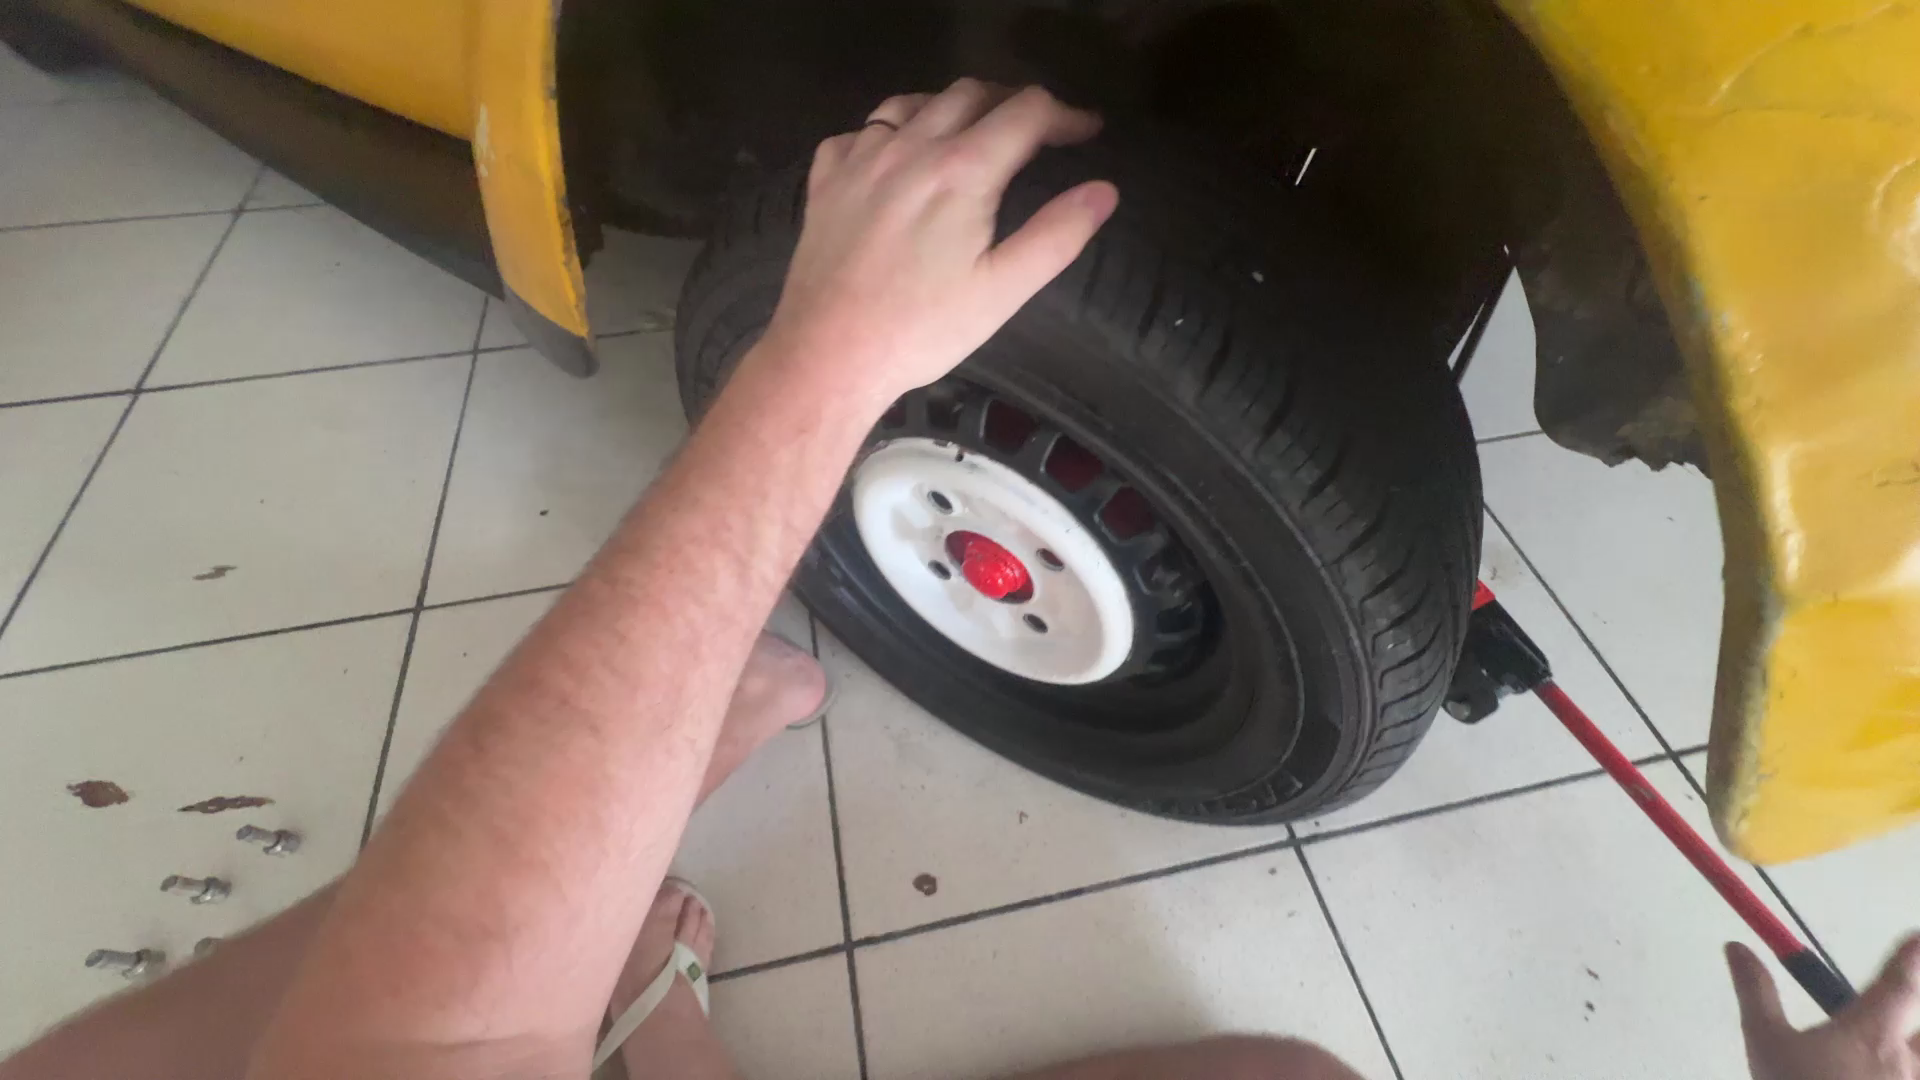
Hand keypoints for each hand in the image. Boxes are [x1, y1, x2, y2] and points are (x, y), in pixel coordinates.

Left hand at [759, 78, 1118, 408]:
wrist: (829, 353)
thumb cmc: (921, 331)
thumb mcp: (1001, 293)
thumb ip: (1055, 237)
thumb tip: (1104, 190)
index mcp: (962, 170)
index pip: (1026, 113)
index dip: (1066, 116)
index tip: (1086, 131)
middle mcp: (910, 146)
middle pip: (971, 93)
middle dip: (1013, 103)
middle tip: (1036, 131)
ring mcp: (861, 158)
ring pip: (915, 102)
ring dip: (954, 107)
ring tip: (973, 133)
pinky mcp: (826, 179)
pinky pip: (864, 130)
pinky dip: (894, 131)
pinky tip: (900, 158)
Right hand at [1729, 937, 1919, 1079]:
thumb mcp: (1764, 1039)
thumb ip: (1756, 991)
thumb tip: (1738, 947)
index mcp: (1870, 1034)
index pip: (1897, 987)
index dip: (1911, 958)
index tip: (1918, 934)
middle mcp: (1910, 1058)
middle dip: (1919, 995)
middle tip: (1918, 967)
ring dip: (1917, 1030)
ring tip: (1910, 1023)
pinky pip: (1918, 1068)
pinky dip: (1914, 1057)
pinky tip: (1905, 1060)